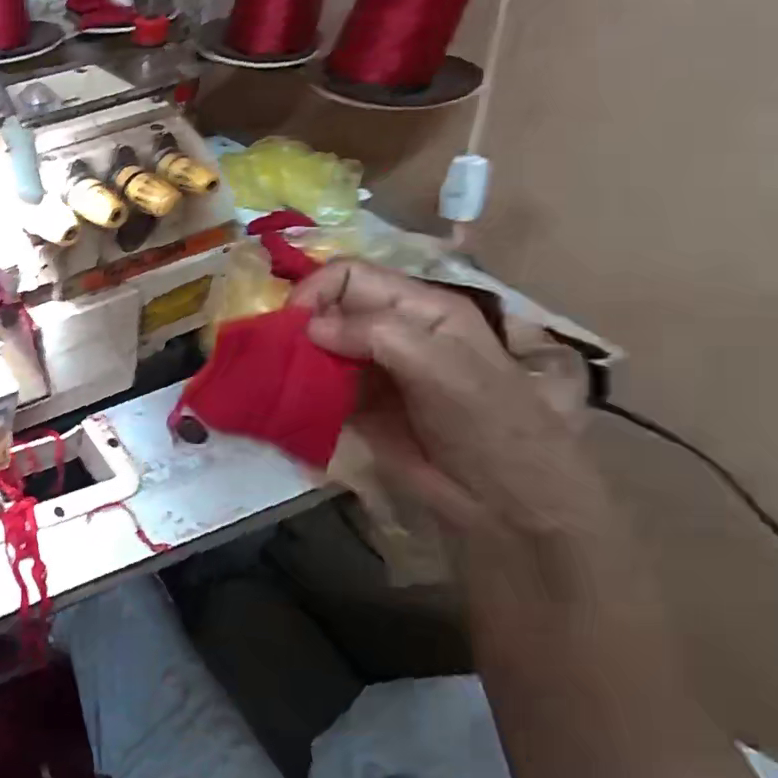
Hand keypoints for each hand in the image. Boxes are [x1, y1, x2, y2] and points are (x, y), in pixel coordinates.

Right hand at [291, 259, 610, 537]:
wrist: (507, 502)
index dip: (315, 290)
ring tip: (270, 374)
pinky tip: (283, 398)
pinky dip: (296, 388)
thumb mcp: (442, 367)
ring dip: (291, 356)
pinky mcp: (355, 407)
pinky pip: (315, 386)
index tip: (289, 324)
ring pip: (316, 347)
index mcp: (418, 307)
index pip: (350, 276)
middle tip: (270, 351)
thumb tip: (308, 326)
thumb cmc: (488, 424)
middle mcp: (390, 331)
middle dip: (296, 322)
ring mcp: (370, 370)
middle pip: (328, 308)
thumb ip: (378, 335)